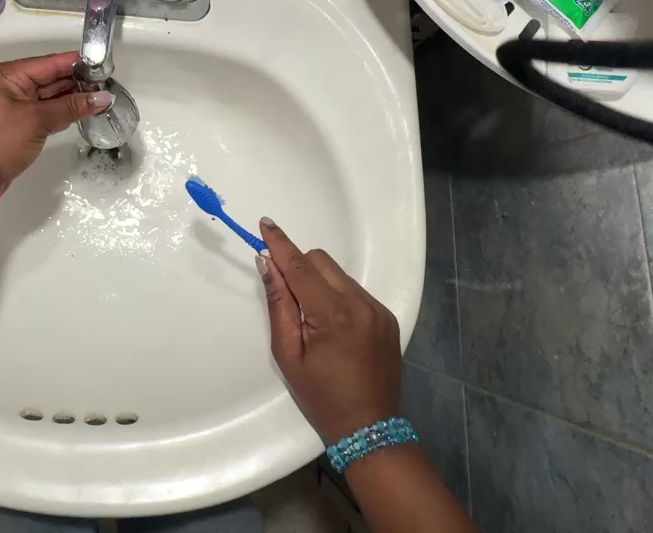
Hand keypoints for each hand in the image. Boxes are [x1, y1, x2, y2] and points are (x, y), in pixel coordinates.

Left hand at [0, 51, 109, 207]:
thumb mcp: (38, 120)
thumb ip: (71, 107)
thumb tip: (103, 98)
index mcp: (8, 75)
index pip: (49, 63)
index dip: (77, 64)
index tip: (104, 68)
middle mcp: (10, 85)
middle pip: (50, 78)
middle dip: (77, 83)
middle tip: (107, 88)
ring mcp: (13, 106)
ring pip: (49, 96)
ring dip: (71, 99)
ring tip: (100, 101)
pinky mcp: (17, 124)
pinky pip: (44, 112)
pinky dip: (61, 113)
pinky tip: (81, 114)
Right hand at [259, 218, 402, 442]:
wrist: (370, 429)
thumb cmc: (321, 396)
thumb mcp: (288, 353)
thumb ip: (278, 303)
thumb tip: (267, 264)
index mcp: (333, 314)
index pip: (300, 266)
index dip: (280, 243)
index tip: (265, 224)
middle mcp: (360, 303)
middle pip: (320, 261)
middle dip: (299, 267)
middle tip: (288, 297)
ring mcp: (378, 309)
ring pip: (337, 274)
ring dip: (318, 283)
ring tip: (314, 320)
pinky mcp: (387, 316)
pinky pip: (354, 290)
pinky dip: (337, 296)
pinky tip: (334, 327)